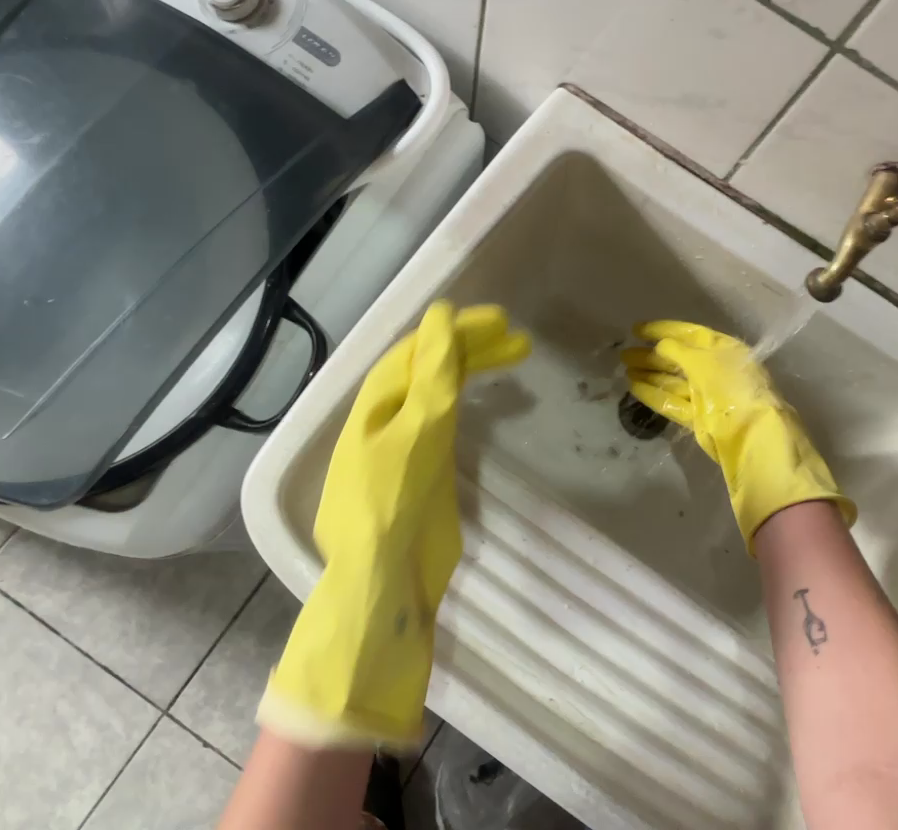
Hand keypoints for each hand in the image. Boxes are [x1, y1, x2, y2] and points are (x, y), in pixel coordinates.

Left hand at [259, 301, 528, 748]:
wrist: (384, 582)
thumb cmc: (393, 503)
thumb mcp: (417, 430)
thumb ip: (433, 375)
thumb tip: (442, 316)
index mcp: (377, 403)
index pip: (418, 351)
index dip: (456, 331)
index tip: (501, 321)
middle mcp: (389, 418)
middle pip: (431, 369)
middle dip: (472, 348)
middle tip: (519, 338)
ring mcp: (407, 445)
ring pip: (442, 394)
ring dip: (475, 372)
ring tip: (519, 355)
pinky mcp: (426, 473)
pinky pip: (448, 423)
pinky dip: (472, 404)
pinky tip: (495, 400)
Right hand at [622, 320, 853, 552]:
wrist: (752, 435)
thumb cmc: (731, 388)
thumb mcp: (704, 361)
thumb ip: (678, 350)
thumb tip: (659, 345)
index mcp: (724, 349)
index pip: (690, 334)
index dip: (663, 330)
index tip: (637, 329)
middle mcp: (716, 369)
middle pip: (679, 358)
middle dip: (652, 354)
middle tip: (625, 353)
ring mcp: (708, 395)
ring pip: (674, 380)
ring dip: (650, 373)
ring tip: (625, 368)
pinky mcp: (699, 418)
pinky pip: (673, 401)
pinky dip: (654, 394)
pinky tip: (633, 386)